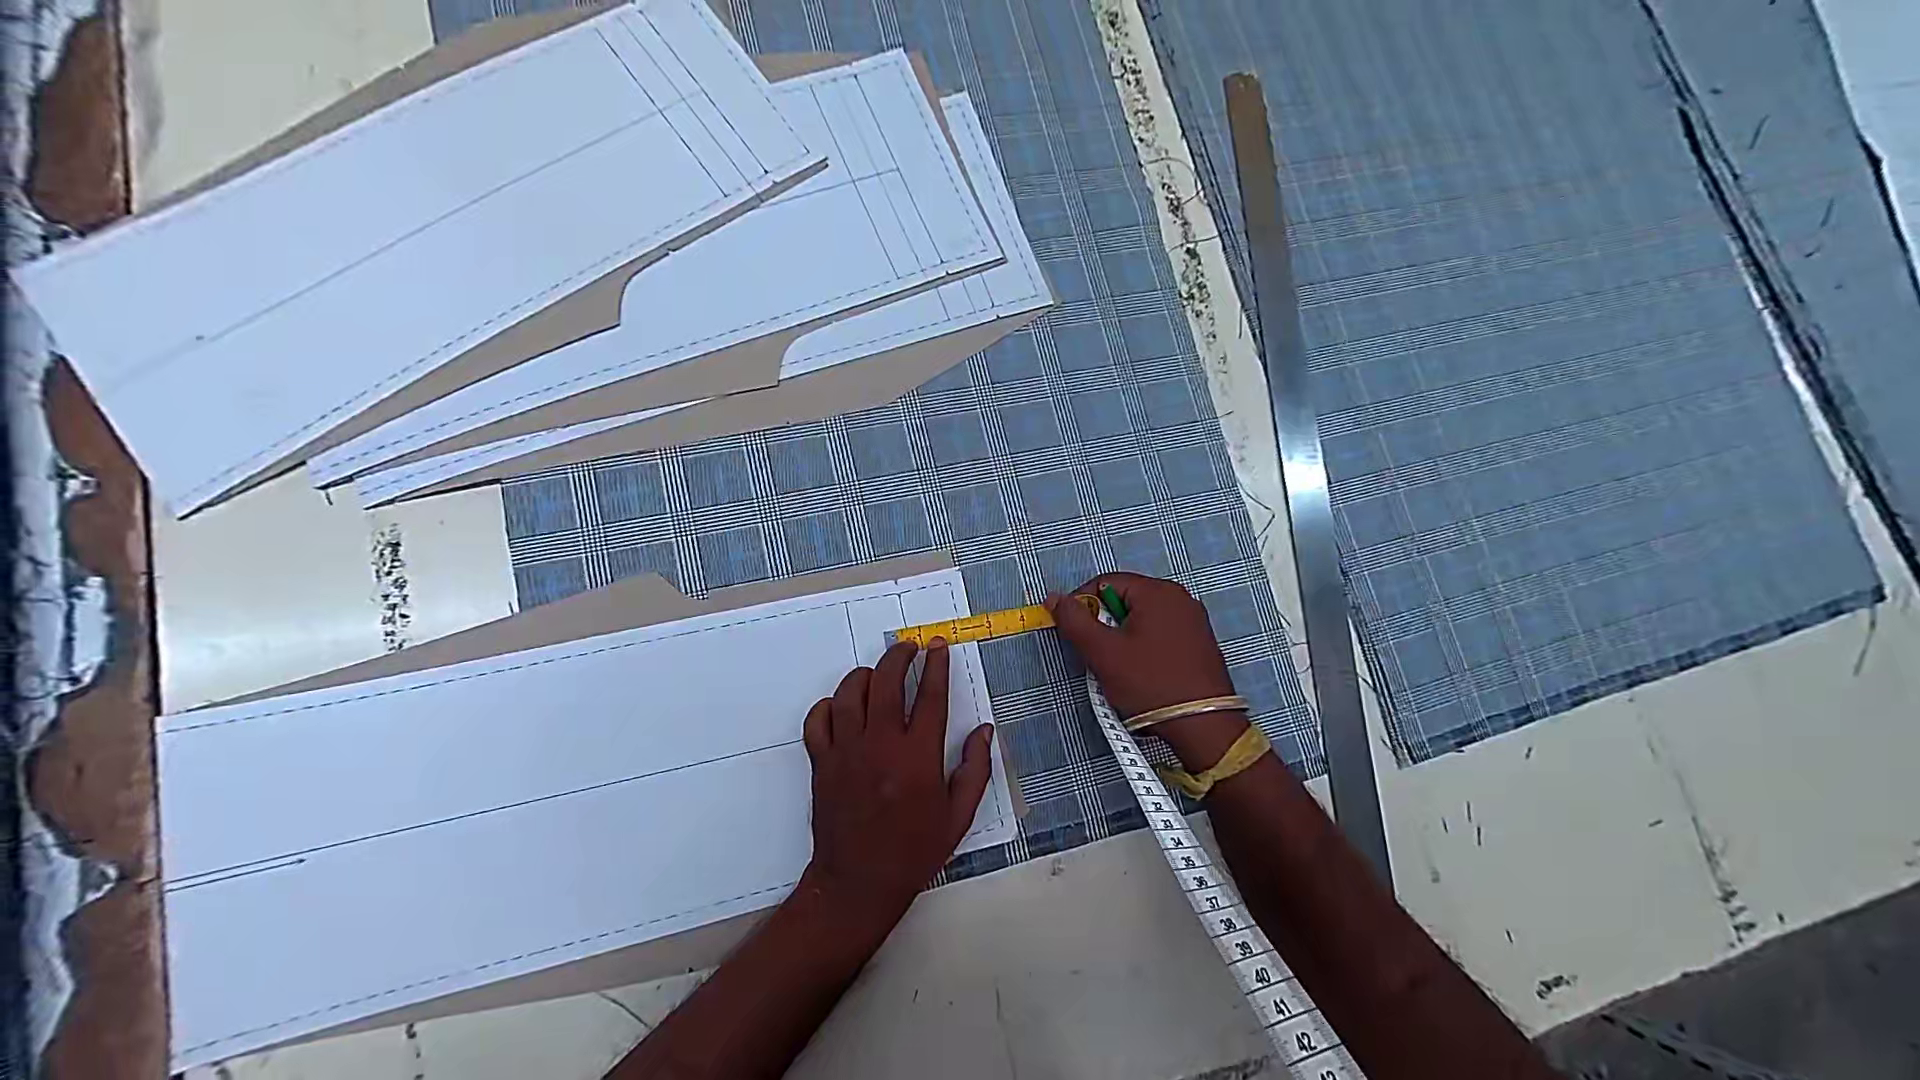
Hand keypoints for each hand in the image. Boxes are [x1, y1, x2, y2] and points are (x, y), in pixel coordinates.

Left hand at [800, 639, 994, 927]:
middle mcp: (880, 746)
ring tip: (877, 674)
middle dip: (899, 656)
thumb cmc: (913, 850)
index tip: (937, 646)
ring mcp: (846, 752)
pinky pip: (817, 721)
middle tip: (908, 648)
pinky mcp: (821, 763)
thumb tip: (984, 730)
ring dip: (864, 676)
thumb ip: (975, 769)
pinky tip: (841, 706)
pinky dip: (828, 706)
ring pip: (850, 694)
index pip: (930, 696)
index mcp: (918, 758)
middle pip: (886, 682)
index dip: (936, 665)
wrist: (859, 882)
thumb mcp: (958, 816)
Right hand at [1047, 573, 1247, 767]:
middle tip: (1098, 655)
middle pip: (1124, 600)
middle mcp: (1180, 598)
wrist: (1203, 727)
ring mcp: (1194, 620)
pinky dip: (1144, 648)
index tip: (1077, 634)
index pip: (1104, 582)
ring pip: (1141, 619)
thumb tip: (1055, 598)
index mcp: (1158, 591)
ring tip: (1120, 669)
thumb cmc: (1151, 685)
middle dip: (1104, 625)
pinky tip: (1142, 675)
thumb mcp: (1102, 652)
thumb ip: (1074, 620)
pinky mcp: (1201, 643)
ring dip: (1122, 639)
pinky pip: (1160, 634)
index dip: (1083, 605)